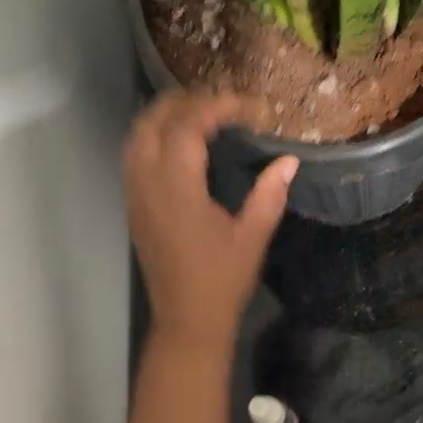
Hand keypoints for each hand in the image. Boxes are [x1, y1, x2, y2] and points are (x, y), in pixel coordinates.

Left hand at [123, 91, 297, 346]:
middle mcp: (148, 181)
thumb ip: (269, 195)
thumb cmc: (222, 282)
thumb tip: (288, 162)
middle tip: (221, 104)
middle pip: (155, 119)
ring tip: (198, 116)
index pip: (189, 125)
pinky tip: (178, 146)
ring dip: (165, 116)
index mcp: (178, 186)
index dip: (217, 106)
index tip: (246, 107)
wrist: (187, 320)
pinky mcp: (133, 206)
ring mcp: (135, 193)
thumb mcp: (252, 238)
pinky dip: (153, 137)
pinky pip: (134, 155)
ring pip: (138, 134)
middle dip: (186, 102)